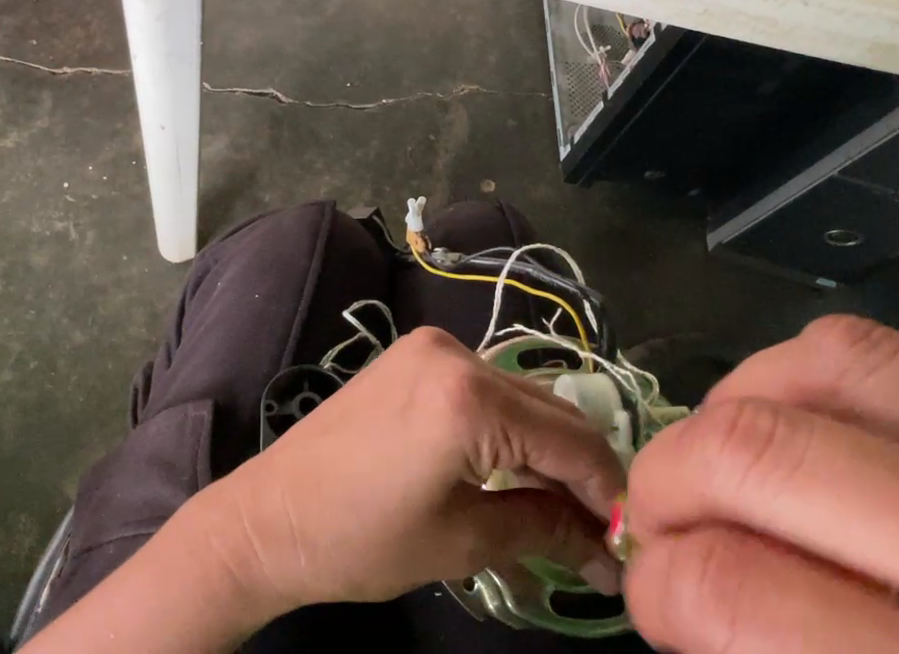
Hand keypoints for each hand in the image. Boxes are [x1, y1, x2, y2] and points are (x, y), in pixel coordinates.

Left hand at [195, 326, 628, 613]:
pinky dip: (508, 427)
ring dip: (547, 450)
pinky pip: (484, 387)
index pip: (573, 441)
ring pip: (519, 396)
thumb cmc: (358, 538)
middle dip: (582, 472)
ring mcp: (429, 347)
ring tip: (562, 513)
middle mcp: (455, 353)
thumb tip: (605, 551)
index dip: (610, 494)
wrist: (269, 516)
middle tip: (600, 536)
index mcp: (469, 396)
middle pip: (551, 410)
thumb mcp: (459, 542)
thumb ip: (542, 529)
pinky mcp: (412, 356)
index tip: (628, 544)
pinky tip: (515, 471)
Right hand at [623, 315, 898, 652]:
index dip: (663, 592)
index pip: (750, 596)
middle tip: (662, 531)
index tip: (658, 601)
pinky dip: (812, 381)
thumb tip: (717, 614)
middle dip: (666, 489)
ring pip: (821, 369)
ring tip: (720, 467)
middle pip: (761, 454)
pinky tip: (816, 428)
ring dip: (726, 416)